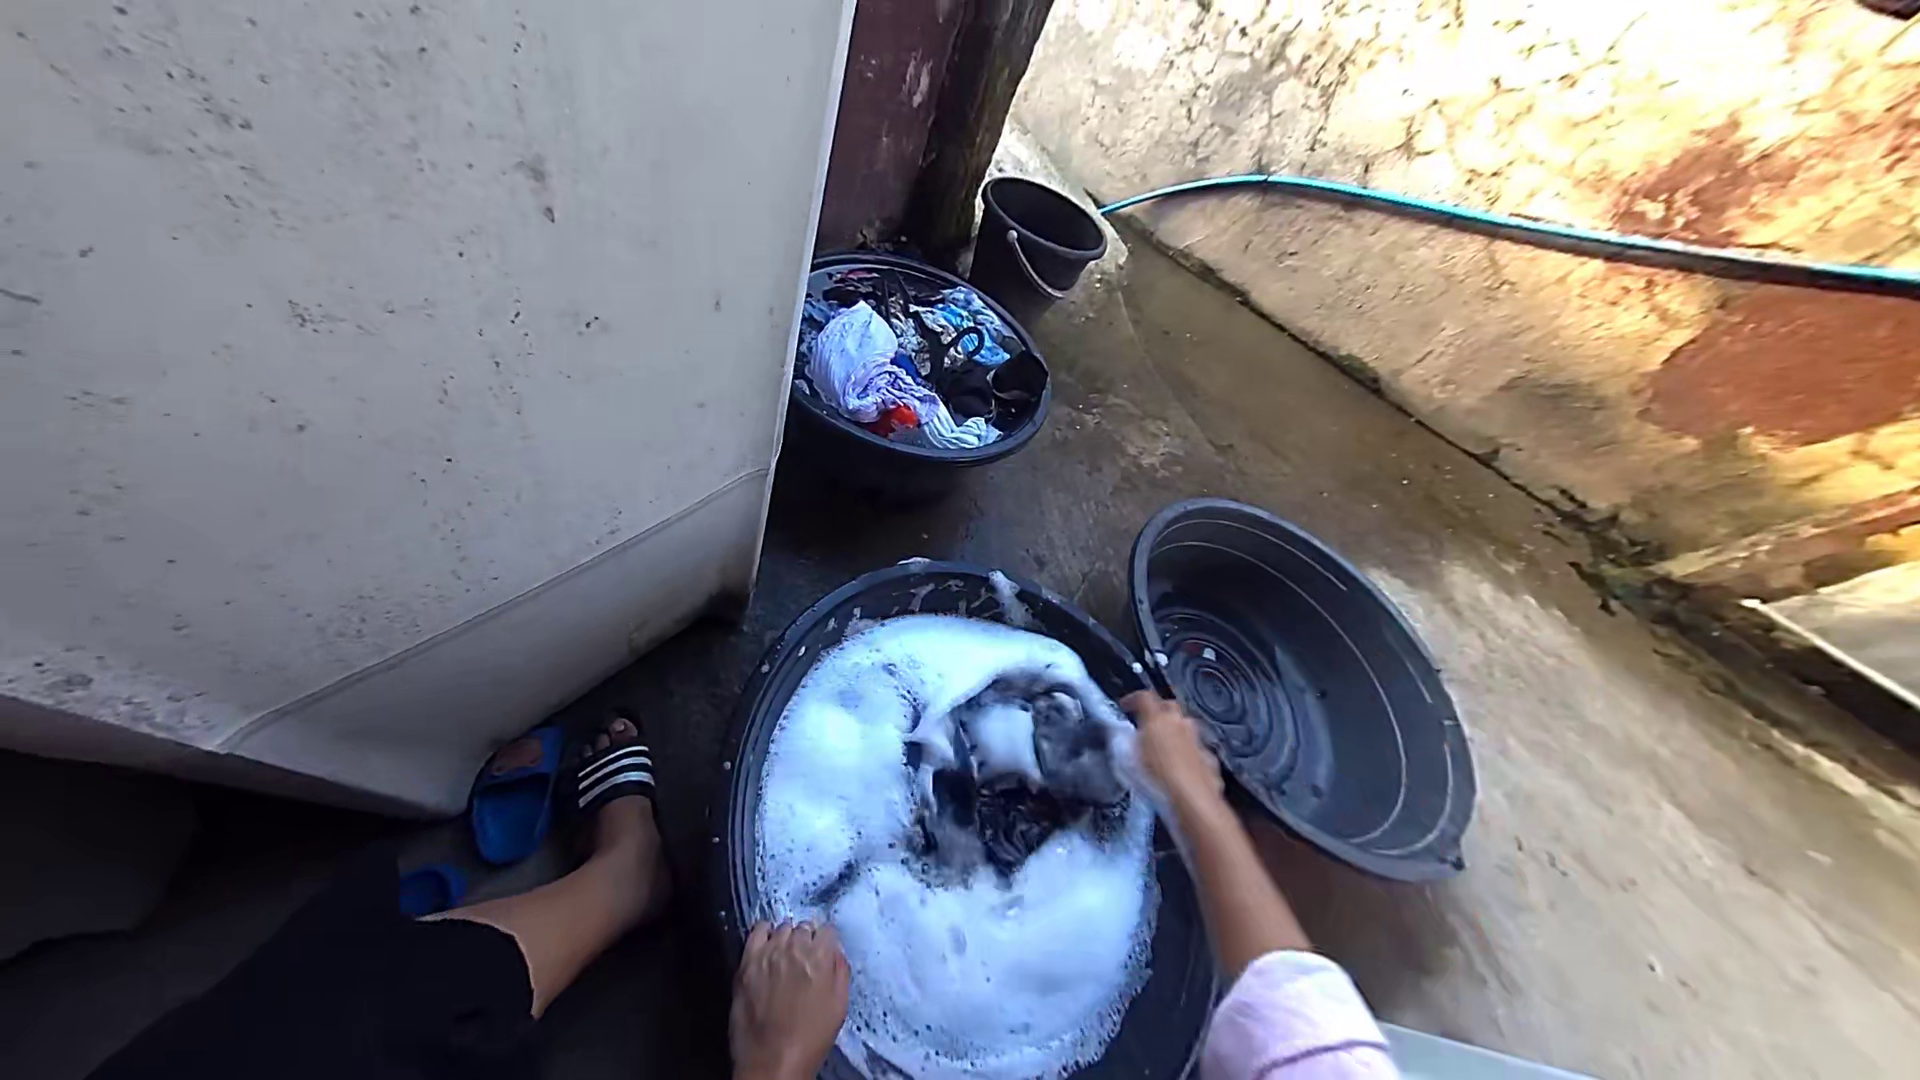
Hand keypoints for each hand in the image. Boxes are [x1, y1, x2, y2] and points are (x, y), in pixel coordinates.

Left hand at [730, 920, 850, 1079]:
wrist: (771, 1064)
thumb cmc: (811, 1038)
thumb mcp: (840, 1005)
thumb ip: (841, 970)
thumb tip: (835, 951)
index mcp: (821, 955)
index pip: (827, 930)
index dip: (824, 945)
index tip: (820, 958)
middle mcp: (795, 945)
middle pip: (804, 928)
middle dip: (805, 942)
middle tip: (802, 964)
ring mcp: (769, 951)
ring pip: (782, 928)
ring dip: (786, 940)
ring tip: (783, 960)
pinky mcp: (748, 962)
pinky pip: (757, 931)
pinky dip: (764, 934)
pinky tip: (766, 948)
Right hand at [1120, 691, 1224, 809]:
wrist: (1192, 802)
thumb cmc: (1157, 780)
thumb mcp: (1126, 759)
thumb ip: (1122, 741)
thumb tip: (1119, 735)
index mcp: (1157, 718)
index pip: (1144, 697)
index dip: (1133, 699)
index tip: (1126, 705)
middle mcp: (1180, 723)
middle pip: (1169, 707)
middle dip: (1158, 712)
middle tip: (1146, 726)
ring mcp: (1198, 741)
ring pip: (1186, 728)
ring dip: (1175, 733)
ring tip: (1162, 750)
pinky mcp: (1210, 760)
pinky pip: (1197, 751)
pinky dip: (1189, 755)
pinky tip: (1180, 769)